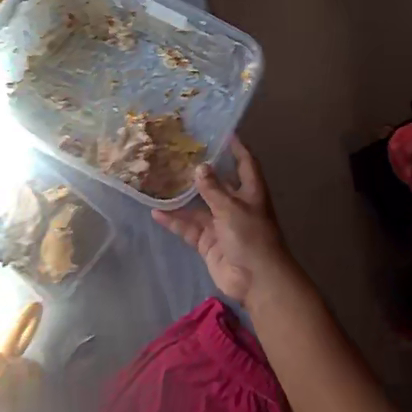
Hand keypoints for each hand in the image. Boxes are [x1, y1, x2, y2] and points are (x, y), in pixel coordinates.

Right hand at [152, 136, 291, 305]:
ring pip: (198, 206)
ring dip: (182, 197)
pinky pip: (189, 228)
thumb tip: (198, 167)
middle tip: (178, 154)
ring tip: (159, 181)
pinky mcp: (208, 242)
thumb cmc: (251, 236)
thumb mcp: (231, 208)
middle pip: (218, 183)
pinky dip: (175, 221)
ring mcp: (221, 224)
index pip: (245, 162)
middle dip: (201, 172)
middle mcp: (236, 204)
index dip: (236, 147)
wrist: (255, 279)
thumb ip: (213, 189)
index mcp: (251, 191)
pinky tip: (156, 212)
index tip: (223, 132)